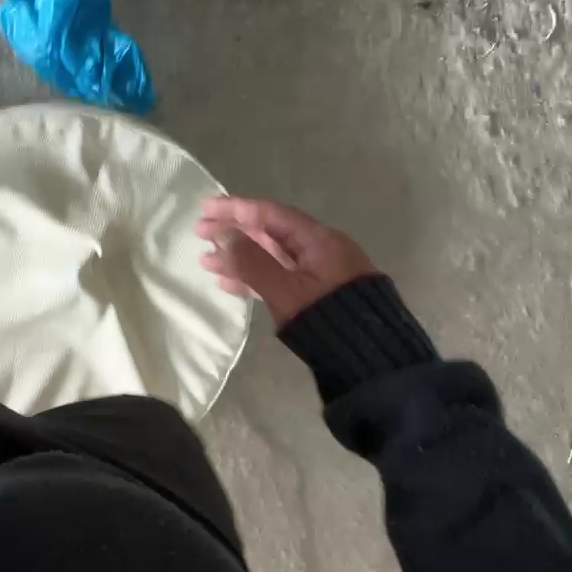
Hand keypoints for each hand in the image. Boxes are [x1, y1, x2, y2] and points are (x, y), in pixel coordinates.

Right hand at [197, 196, 377, 327]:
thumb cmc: (326, 318)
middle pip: (269, 233)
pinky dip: (252, 277)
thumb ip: (251, 260)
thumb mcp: (284, 289)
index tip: (206, 208)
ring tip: (206, 261)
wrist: (371, 363)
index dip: (236, 209)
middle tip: (200, 232)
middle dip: (234, 233)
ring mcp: (317, 274)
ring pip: (270, 257)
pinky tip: (229, 284)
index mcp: (318, 240)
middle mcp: (319, 251)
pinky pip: (277, 278)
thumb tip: (223, 233)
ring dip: (238, 258)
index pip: (271, 214)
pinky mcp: (314, 296)